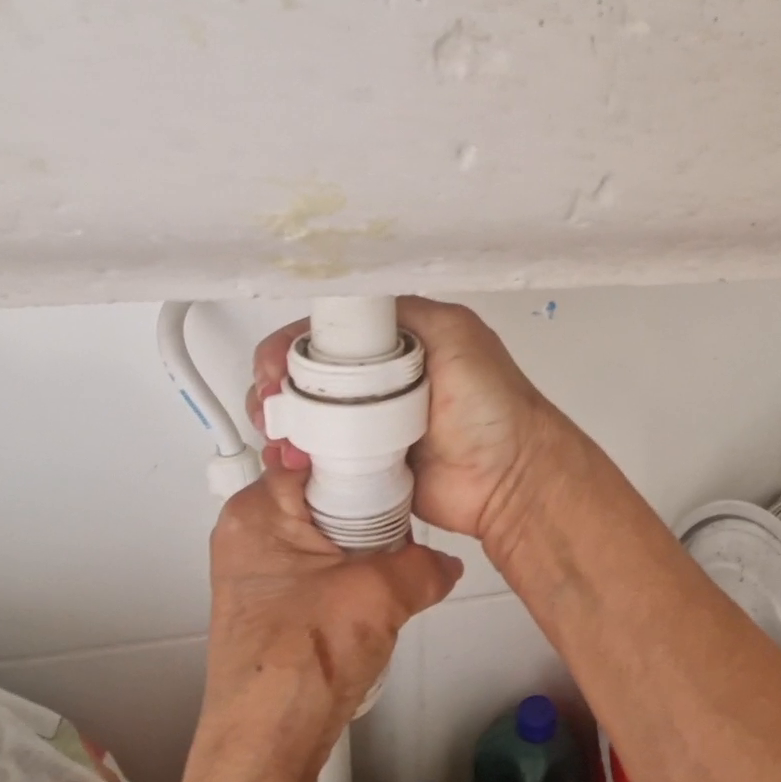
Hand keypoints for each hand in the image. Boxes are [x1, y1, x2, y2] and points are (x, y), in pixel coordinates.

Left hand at [181, 447, 462, 781]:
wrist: (270, 744)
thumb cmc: (300, 662)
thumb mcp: (381, 592)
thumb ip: (425, 564)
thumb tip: (445, 563)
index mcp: (256, 509)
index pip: (317, 450)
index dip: (364, 452)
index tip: (402, 456)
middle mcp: (248, 531)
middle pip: (323, 489)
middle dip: (368, 503)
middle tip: (404, 510)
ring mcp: (257, 568)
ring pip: (325, 527)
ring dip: (363, 540)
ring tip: (394, 552)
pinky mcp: (273, 600)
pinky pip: (321, 560)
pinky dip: (351, 567)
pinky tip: (377, 585)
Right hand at [247, 297, 557, 539]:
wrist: (509, 478)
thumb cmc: (493, 404)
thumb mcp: (454, 332)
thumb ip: (406, 313)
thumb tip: (354, 303)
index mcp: (397, 344)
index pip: (328, 333)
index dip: (294, 344)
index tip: (276, 364)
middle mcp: (377, 381)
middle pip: (306, 375)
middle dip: (277, 386)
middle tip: (271, 403)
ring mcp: (367, 424)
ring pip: (304, 417)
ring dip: (281, 422)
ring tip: (281, 435)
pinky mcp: (362, 465)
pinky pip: (316, 457)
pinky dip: (295, 457)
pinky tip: (290, 461)